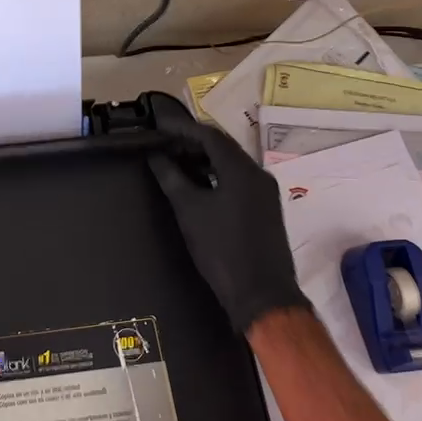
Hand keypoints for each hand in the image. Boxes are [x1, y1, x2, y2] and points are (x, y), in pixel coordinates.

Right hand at [147, 111, 307, 333]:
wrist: (261, 294)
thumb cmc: (222, 250)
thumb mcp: (189, 210)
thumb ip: (171, 178)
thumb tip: (155, 156)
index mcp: (241, 170)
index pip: (209, 136)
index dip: (182, 129)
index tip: (158, 126)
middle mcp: (258, 174)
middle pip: (223, 147)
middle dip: (192, 143)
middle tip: (163, 145)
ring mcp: (265, 192)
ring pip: (231, 164)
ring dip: (204, 160)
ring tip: (175, 164)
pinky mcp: (266, 208)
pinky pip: (238, 180)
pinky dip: (216, 176)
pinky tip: (197, 186)